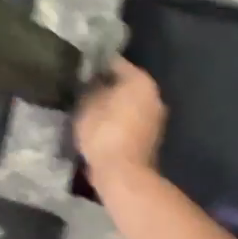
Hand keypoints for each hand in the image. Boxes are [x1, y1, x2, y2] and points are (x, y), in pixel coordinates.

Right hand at [76, 59, 166, 184]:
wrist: (123, 174)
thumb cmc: (104, 133)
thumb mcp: (87, 105)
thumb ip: (91, 88)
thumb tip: (94, 81)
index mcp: (141, 81)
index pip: (116, 63)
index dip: (97, 65)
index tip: (81, 68)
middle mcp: (155, 96)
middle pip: (126, 84)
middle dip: (107, 85)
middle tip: (83, 88)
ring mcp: (156, 119)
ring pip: (130, 104)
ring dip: (113, 105)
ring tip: (89, 108)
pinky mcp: (151, 139)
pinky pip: (131, 121)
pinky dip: (118, 121)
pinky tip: (101, 125)